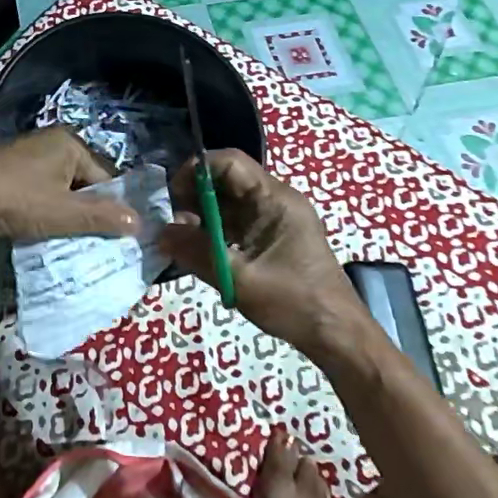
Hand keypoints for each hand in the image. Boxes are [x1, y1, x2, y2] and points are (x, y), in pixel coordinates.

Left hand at [0, 127, 137, 242]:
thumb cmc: (16, 200)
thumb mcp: (64, 213)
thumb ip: (103, 217)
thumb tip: (141, 222)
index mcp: (71, 143)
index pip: (107, 177)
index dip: (111, 207)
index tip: (113, 236)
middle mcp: (52, 141)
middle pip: (84, 181)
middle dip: (88, 209)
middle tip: (90, 240)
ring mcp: (29, 153)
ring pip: (62, 187)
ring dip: (65, 211)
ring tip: (66, 238)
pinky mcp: (10, 168)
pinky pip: (41, 188)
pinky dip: (45, 207)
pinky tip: (40, 227)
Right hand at [159, 150, 372, 355]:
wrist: (336, 334)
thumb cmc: (295, 302)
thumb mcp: (241, 279)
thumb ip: (198, 253)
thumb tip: (161, 234)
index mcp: (276, 199)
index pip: (231, 163)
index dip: (197, 171)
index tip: (172, 195)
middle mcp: (276, 200)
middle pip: (228, 181)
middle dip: (195, 195)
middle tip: (171, 221)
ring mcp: (275, 219)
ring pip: (230, 203)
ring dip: (203, 216)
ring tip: (179, 238)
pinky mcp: (271, 238)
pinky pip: (237, 223)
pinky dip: (215, 231)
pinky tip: (197, 250)